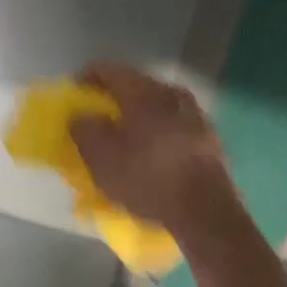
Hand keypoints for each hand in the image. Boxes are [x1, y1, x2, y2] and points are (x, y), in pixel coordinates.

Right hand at [69, 62, 235, 234]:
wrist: (209, 218)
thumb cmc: (147, 180)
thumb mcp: (98, 157)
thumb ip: (82, 127)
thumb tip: (82, 116)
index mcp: (142, 90)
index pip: (104, 69)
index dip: (83, 81)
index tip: (74, 101)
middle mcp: (171, 93)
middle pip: (133, 85)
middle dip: (113, 100)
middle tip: (98, 120)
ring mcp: (196, 116)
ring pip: (156, 105)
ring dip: (138, 117)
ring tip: (126, 139)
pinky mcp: (211, 140)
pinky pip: (174, 125)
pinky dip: (159, 133)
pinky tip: (152, 155)